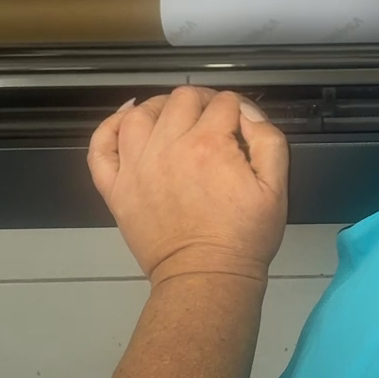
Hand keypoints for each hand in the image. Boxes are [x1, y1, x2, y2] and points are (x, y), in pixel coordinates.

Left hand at [88, 86, 288, 286]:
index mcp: (209, 146)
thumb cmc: (244, 237)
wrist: (207, 279)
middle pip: (183, 98)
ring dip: (161, 106)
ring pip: (141, 113)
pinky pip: (101, 146)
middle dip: (204, 101)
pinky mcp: (116, 189)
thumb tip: (246, 112)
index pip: (225, 102)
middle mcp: (169, 148)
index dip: (239, 108)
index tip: (244, 126)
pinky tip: (128, 117)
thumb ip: (268, 139)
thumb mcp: (277, 186)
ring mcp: (136, 168)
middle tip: (215, 120)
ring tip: (175, 116)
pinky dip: (110, 125)